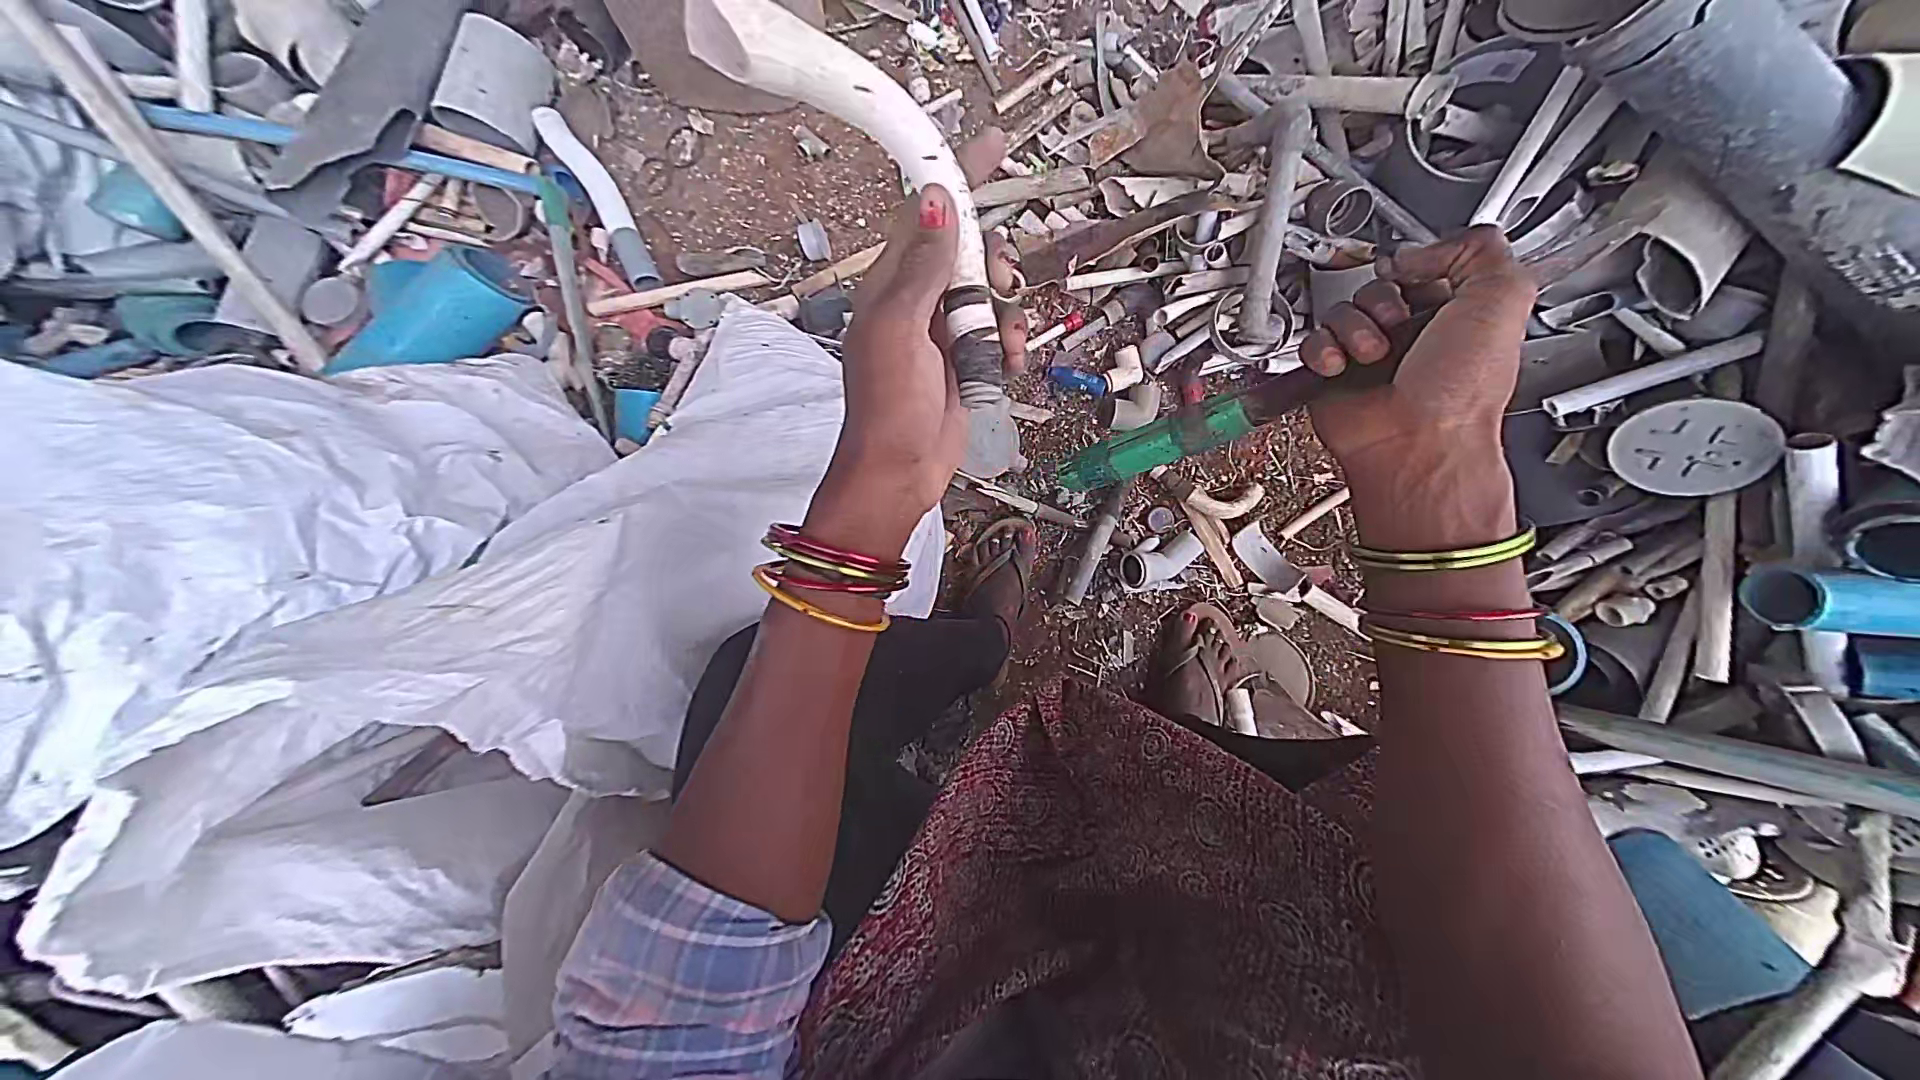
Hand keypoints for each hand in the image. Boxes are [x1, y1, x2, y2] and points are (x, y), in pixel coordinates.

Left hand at [805, 131, 1025, 557]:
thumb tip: (935, 201)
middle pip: (967, 252)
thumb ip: (922, 267)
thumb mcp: (901, 329)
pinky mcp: (965, 361)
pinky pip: (997, 334)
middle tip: (992, 288)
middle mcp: (918, 301)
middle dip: (990, 265)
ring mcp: (943, 333)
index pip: (925, 214)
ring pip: (990, 295)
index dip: (957, 179)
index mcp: (892, 284)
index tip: (993, 147)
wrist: (903, 468)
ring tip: (997, 345)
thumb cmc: (891, 405)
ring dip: (1004, 314)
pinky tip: (1003, 364)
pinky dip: (1007, 344)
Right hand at [1299, 227, 1533, 548]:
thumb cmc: (1461, 391)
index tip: (1412, 279)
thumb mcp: (1503, 297)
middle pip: (1373, 285)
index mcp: (1452, 312)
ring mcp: (1364, 354)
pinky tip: (1338, 366)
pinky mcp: (1330, 374)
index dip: (1412, 268)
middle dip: (1380, 302)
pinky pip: (1311, 343)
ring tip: (1370, 355)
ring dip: (1352, 329)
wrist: (1413, 441)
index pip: (1418, 266)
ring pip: (1339, 312)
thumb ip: (1478, 249)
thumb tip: (1415, 252)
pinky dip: (1320, 351)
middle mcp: (1407, 333)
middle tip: (1394, 328)